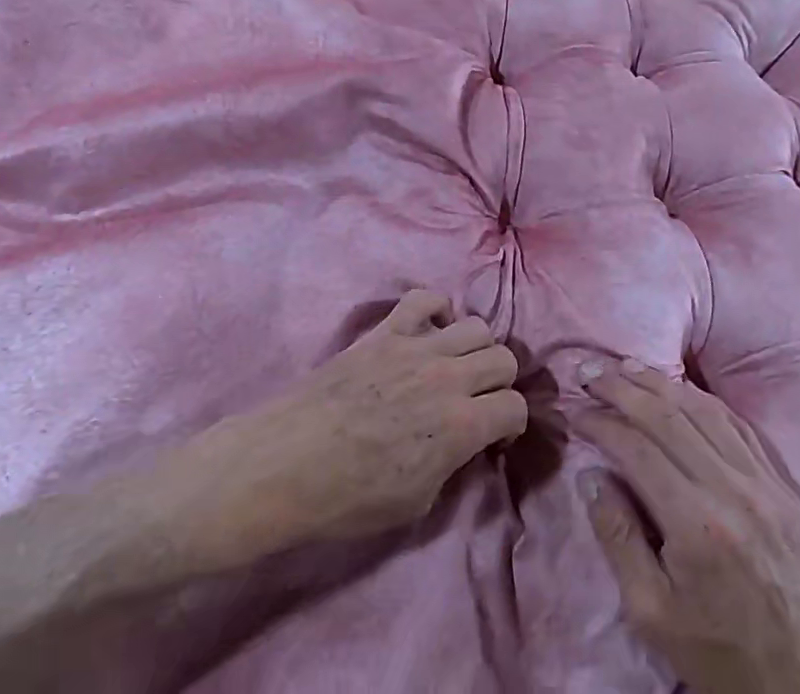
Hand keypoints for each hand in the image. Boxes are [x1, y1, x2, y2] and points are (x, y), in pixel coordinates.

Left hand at [147, 291, 528, 567]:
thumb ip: (453, 462)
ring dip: (476, 349)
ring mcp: (417, 348)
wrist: (283, 465)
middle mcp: (449, 378)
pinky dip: (437, 310)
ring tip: (457, 366)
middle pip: (504, 359)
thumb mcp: (418, 501)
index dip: (512, 424)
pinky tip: (430, 332)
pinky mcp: (385, 332)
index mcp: (462, 426)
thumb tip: (465, 440)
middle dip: (500, 383)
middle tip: (479, 401)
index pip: (516, 407)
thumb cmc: (348, 498)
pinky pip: (425, 299)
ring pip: (477, 326)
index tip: (496, 436)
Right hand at [574, 361, 799, 693]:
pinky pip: (738, 427)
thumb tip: (591, 475)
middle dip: (623, 387)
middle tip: (590, 369)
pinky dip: (703, 401)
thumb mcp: (650, 612)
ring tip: (627, 367)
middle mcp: (733, 489)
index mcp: (697, 523)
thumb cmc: (718, 652)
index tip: (574, 410)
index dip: (601, 421)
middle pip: (669, 417)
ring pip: (705, 411)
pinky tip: (680, 389)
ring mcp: (764, 483)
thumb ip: (617, 537)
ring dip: (661, 383)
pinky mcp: (782, 486)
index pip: (638, 448)